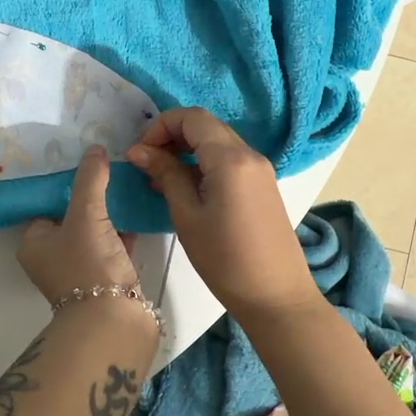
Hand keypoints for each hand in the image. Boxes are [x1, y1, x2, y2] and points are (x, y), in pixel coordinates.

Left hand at [17, 146, 140, 304]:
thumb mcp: (86, 215)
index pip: (45, 204)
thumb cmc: (88, 265)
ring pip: (94, 232)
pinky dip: (124, 231)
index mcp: (33, 243)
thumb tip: (95, 149)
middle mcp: (51, 257)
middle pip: (71, 217)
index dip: (64, 185)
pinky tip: (140, 210)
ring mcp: (79, 270)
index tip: (85, 164)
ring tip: (127, 185)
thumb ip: (90, 180)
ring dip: (109, 214)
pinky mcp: (106, 280)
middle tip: (110, 171)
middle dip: (91, 198)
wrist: (116, 322)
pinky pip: (113, 246)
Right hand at [124, 108, 318, 319]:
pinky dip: (202, 161)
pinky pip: (228, 158)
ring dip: (186, 148)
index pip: (192, 117)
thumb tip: (139, 150)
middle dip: (171, 135)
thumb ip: (165, 175)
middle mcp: (249, 155)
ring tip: (160, 177)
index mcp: (230, 159)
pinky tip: (184, 187)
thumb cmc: (225, 259)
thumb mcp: (187, 215)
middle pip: (205, 125)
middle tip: (147, 161)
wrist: (276, 297)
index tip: (141, 152)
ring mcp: (260, 170)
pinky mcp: (262, 185)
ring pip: (216, 141)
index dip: (161, 126)